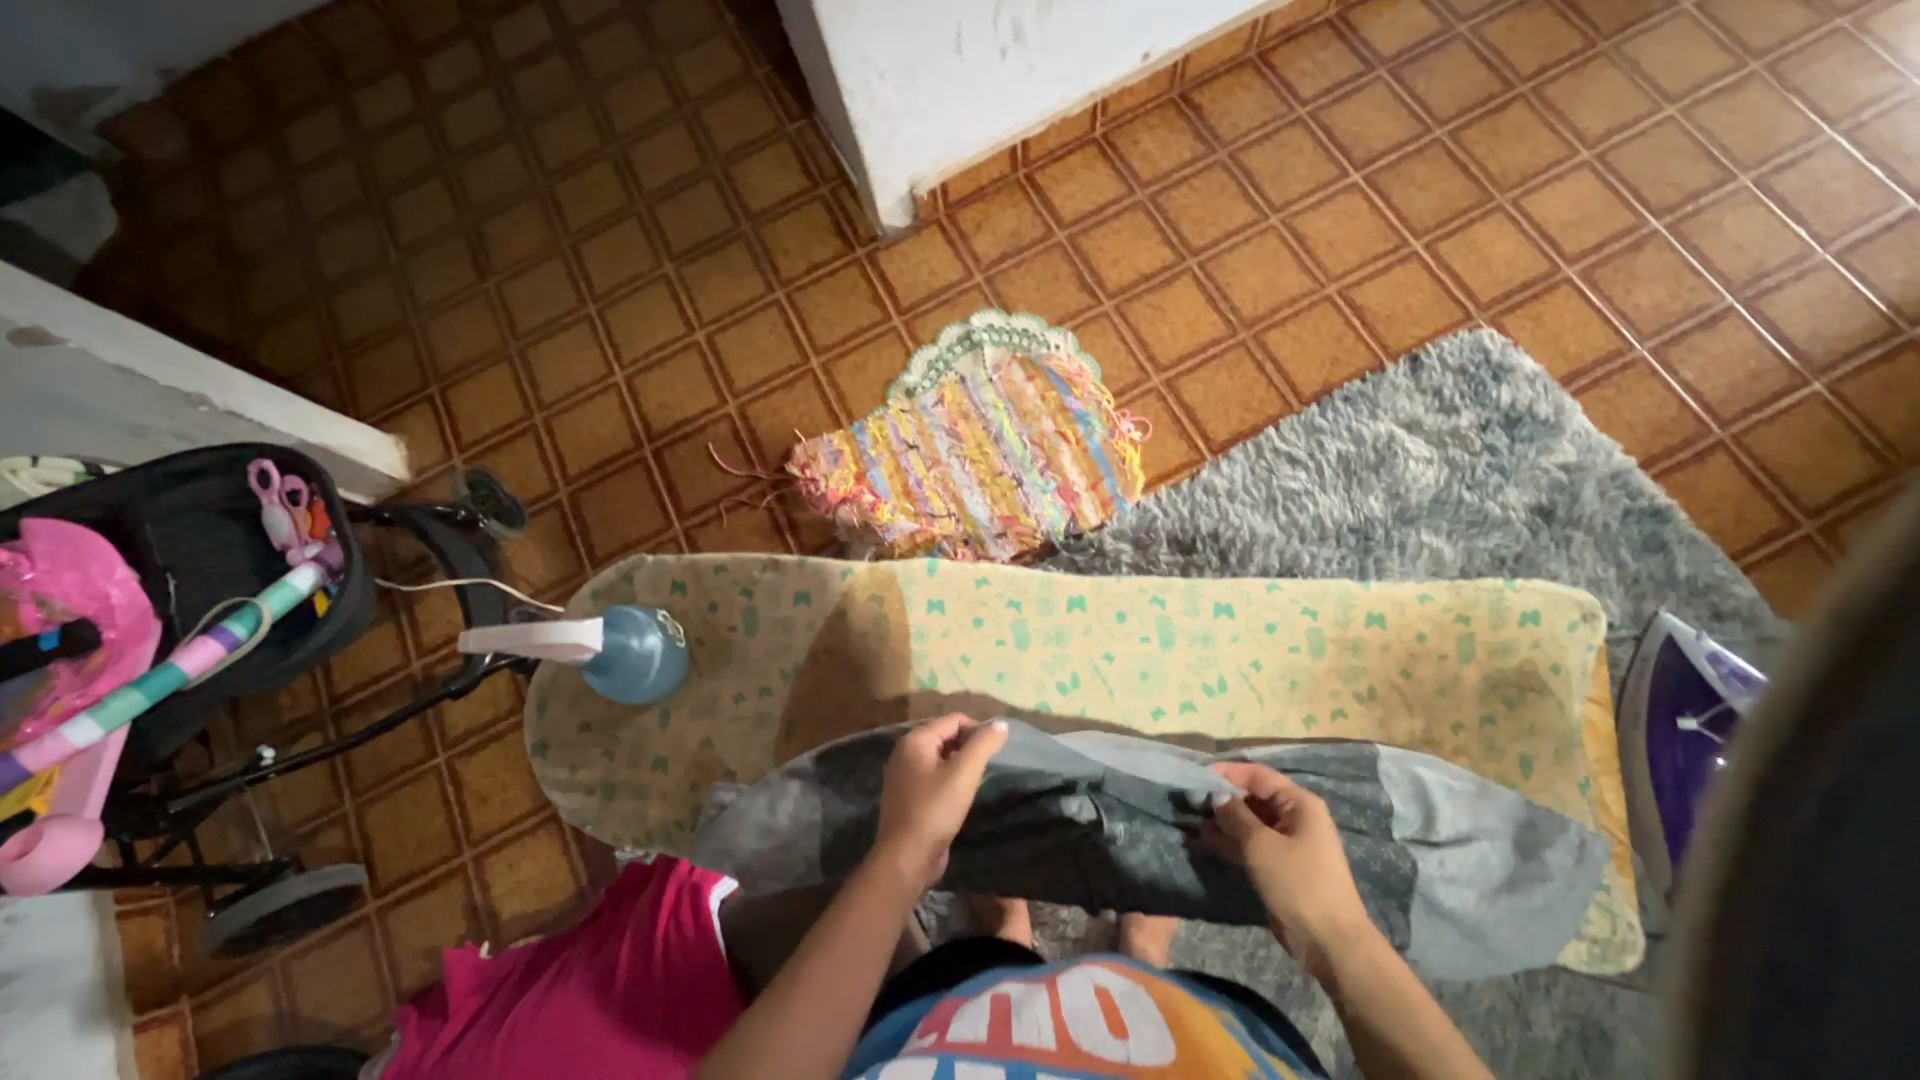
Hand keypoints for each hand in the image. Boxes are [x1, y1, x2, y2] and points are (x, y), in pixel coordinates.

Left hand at [872, 714, 1008, 891]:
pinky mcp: (908, 796)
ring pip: (940, 757)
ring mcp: (904, 776)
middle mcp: (905, 752)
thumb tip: (1001, 723)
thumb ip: (983, 745)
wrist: (906, 857)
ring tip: (978, 779)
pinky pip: (933, 776)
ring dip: (960, 763)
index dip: (978, 729)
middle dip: (969, 745)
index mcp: (915, 741)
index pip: (953, 720)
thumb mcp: (963, 774)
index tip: (996, 749)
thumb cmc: (935, 810)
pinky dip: (949, 778)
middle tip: (989, 764)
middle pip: (945, 736)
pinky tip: (962, 794)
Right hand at [1205, 762, 1379, 977]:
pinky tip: (1204, 841)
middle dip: (1222, 798)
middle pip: (1253, 797)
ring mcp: (1287, 843)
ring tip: (1191, 822)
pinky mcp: (1279, 865)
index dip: (1227, 772)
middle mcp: (1294, 817)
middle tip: (1189, 801)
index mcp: (1299, 804)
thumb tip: (1216, 795)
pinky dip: (1230, 841)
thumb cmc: (1298, 883)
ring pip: (1249, 822)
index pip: (1258, 775)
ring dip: (1222, 821)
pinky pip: (1250, 844)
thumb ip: (1235, 816)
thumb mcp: (1261, 845)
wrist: (1328, 940)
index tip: (1196, 775)